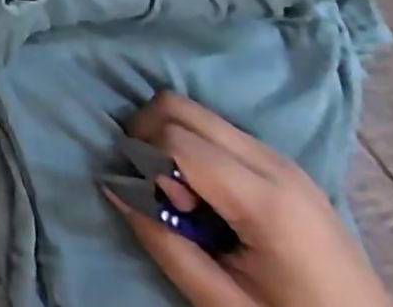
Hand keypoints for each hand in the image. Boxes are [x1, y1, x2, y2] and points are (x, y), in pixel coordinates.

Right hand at [103, 92, 392, 306]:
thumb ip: (165, 243)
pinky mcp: (280, 162)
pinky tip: (205, 195)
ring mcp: (279, 156)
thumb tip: (112, 185)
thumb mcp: (224, 303)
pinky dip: (193, 147)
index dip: (148, 163)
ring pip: (195, 111)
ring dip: (170, 140)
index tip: (160, 206)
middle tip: (154, 187)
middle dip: (147, 134)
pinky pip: (217, 130)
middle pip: (180, 105)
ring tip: (182, 196)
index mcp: (264, 198)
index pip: (176, 136)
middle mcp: (271, 160)